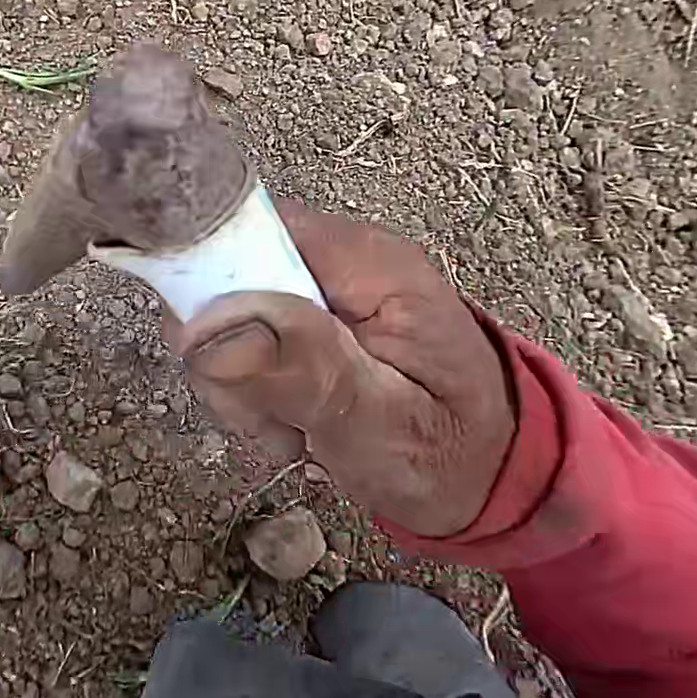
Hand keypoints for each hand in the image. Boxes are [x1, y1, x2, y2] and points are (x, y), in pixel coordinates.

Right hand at [165, 203, 514, 536]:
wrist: (483, 470)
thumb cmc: (447, 451)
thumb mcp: (381, 423)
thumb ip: (309, 371)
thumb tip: (212, 332)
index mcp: (370, 263)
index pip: (255, 227)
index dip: (213, 283)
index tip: (214, 362)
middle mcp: (347, 259)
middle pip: (237, 269)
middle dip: (226, 348)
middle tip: (265, 415)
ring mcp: (333, 287)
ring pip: (235, 308)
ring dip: (239, 377)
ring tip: (287, 427)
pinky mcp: (321, 317)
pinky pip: (254, 334)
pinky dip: (253, 382)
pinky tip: (289, 420)